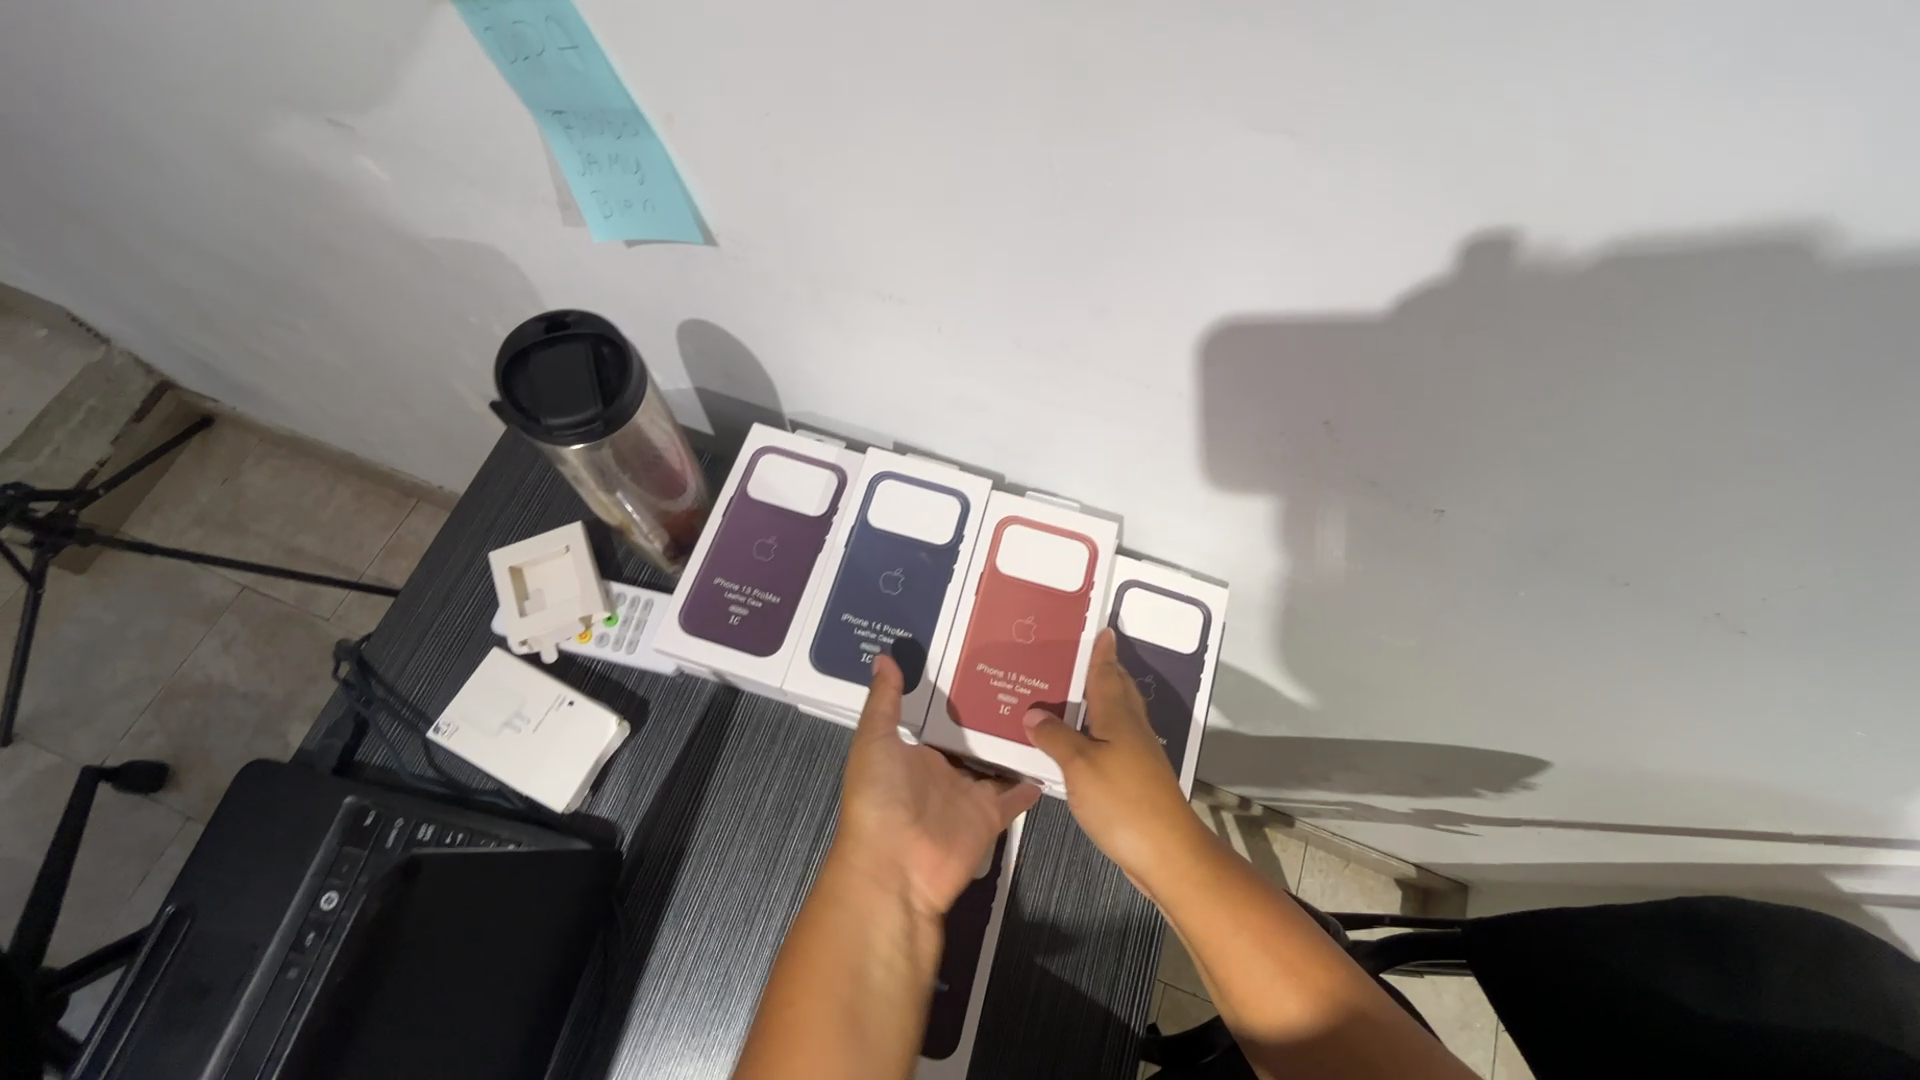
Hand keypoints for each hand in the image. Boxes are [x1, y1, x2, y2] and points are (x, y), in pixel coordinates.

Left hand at [833, 654, 1040, 920]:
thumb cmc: (879, 797)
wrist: (895, 866)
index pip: (939, 716)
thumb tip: (885, 656)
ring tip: (1043, 706)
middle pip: (972, 738)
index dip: (956, 691)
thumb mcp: (875, 741)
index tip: (979, 659)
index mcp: (914, 752)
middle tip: (1021, 675)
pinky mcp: (989, 817)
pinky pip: (1015, 797)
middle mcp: (943, 771)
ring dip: (1014, 743)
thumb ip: (885, 701)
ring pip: (997, 763)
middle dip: (991, 714)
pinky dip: (1030, 783)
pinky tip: (1050, 758)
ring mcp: (968, 795)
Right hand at [1023, 629, 1200, 882]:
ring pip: (1118, 717)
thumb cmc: (1122, 801)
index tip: (1104, 631)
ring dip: (1099, 702)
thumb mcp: (1079, 765)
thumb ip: (1056, 737)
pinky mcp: (1136, 780)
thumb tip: (1033, 713)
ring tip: (1070, 695)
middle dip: (1104, 672)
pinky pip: (1113, 742)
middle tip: (1081, 658)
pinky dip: (1096, 733)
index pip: (1108, 675)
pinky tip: (1080, 743)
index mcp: (1119, 717)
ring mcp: (1138, 756)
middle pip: (1119, 692)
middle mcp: (1132, 730)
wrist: (1166, 852)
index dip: (1104, 654)